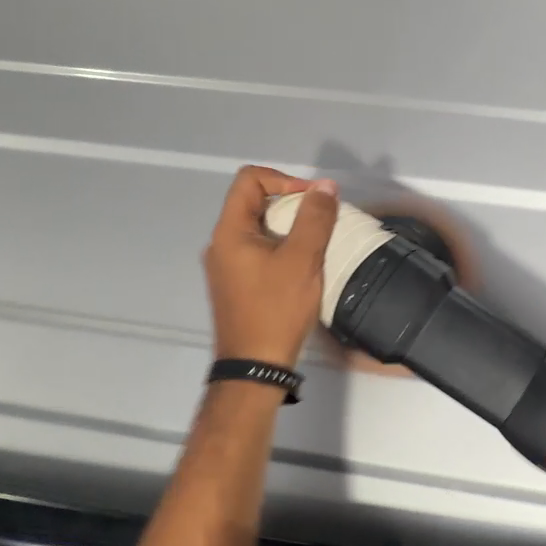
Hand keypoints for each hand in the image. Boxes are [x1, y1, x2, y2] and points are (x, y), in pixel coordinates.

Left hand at [202, 166, 337, 367]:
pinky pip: (259, 248)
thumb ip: (315, 218)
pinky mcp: (236, 283)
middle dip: (292, 203)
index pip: (250, 180)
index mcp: (229, 232)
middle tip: (321, 221)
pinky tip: (303, 266)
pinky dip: (282, 246)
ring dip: (290, 226)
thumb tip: (325, 186)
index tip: (313, 200)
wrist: (255, 366)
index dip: (284, 179)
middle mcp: (221, 243)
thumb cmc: (276, 309)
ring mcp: (226, 265)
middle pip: (254, 201)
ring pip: (259, 226)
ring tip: (317, 243)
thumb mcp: (302, 259)